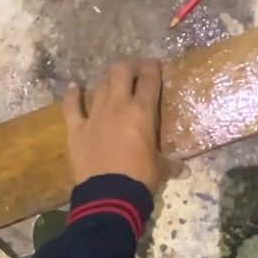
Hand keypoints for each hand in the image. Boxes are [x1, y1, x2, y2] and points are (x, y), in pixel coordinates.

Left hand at [63, 58, 166, 187]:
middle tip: (134, 68)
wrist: (110, 193)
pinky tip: (74, 86)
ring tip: (112, 79)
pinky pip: (72, 106)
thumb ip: (171, 165)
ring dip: (107, 79)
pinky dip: (72, 95)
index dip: (152, 68)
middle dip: (129, 66)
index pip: (149, 80)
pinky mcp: (77, 128)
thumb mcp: (160, 169)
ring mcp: (95, 115)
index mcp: (142, 112)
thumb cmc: (140, 177)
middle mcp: (118, 106)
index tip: (153, 64)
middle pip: (121, 72)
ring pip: (100, 86)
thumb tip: (185, 171)